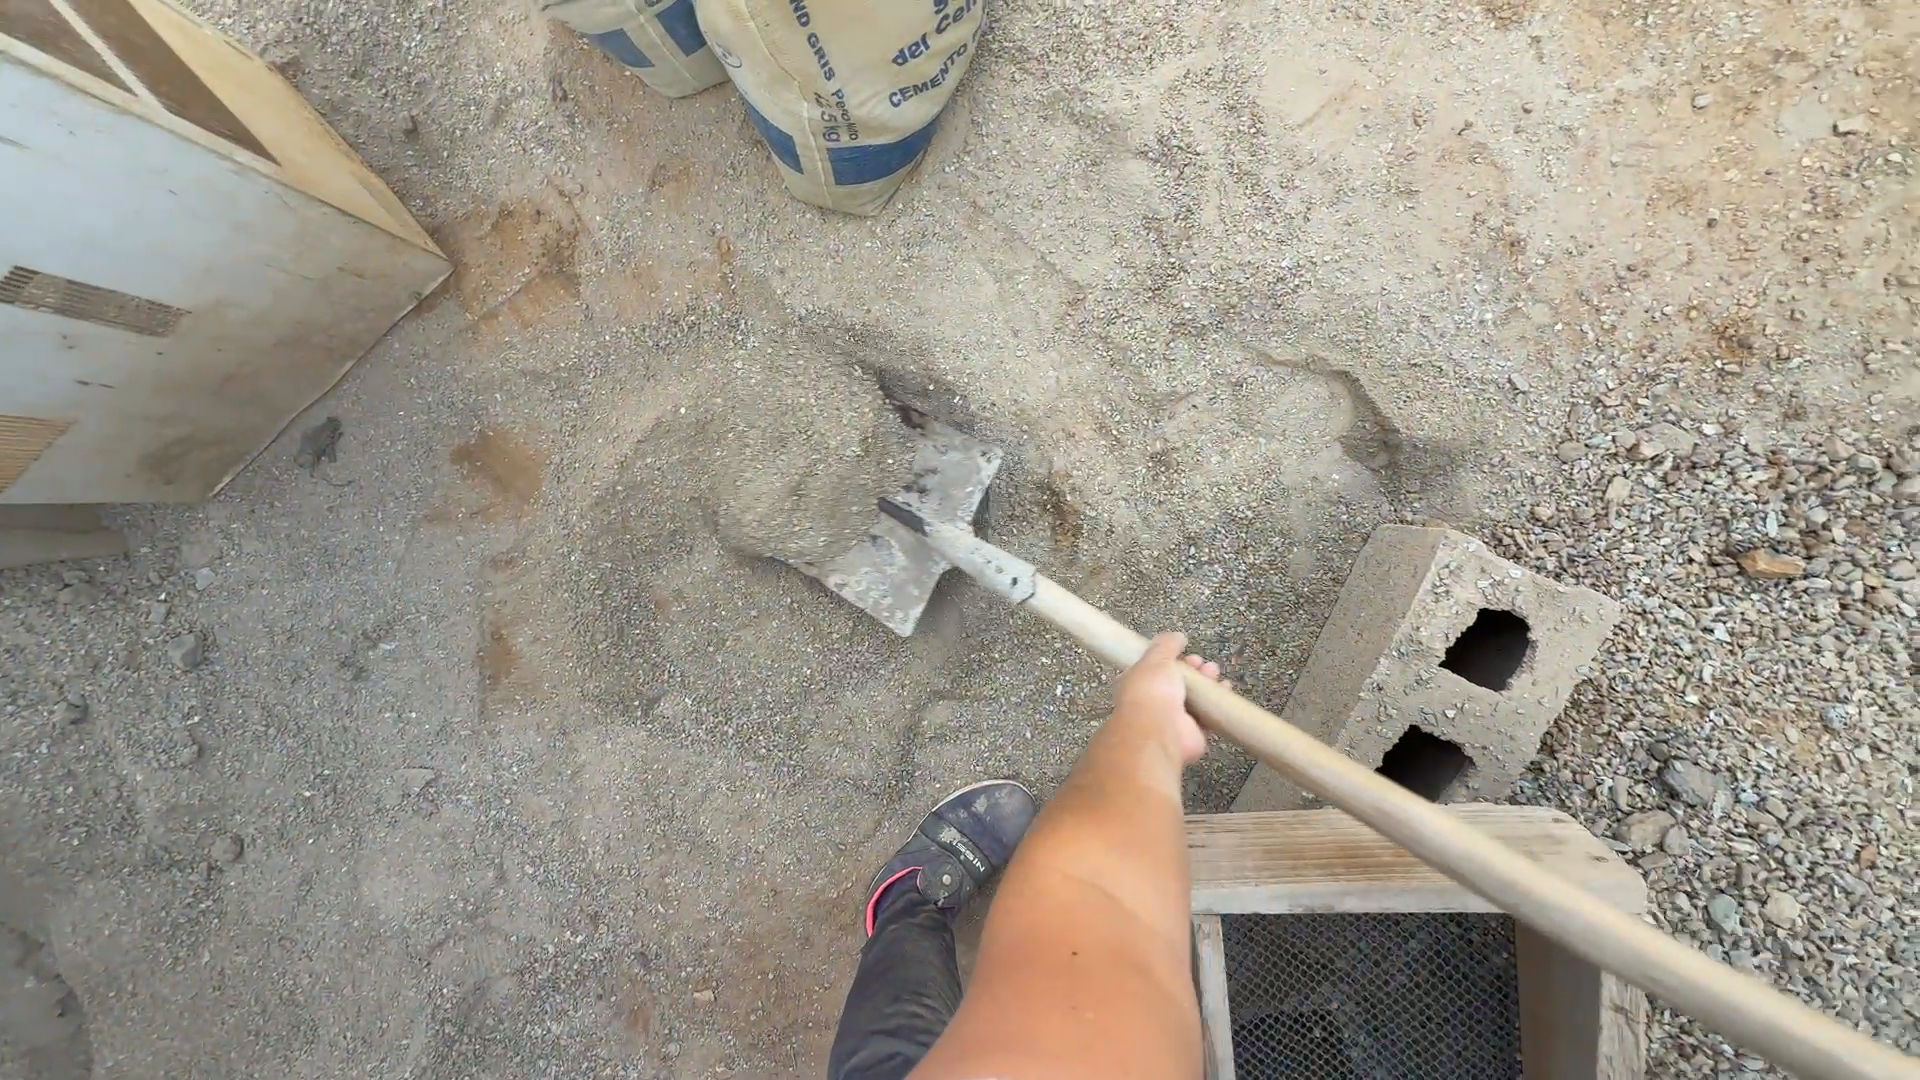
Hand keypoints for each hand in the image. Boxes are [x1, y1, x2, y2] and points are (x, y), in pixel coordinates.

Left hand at [1113, 632, 1219, 765]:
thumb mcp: (1155, 659)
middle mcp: (1152, 702)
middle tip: (1203, 664)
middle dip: (1193, 669)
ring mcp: (1172, 719)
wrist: (1159, 732)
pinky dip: (1217, 702)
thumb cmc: (1150, 692)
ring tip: (1214, 673)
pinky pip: (1207, 716)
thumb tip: (1177, 636)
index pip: (1155, 668)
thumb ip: (1166, 645)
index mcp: (1136, 684)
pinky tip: (1225, 689)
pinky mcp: (1191, 734)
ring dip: (1206, 683)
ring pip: (1193, 698)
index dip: (1172, 659)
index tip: (1185, 651)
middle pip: (1177, 682)